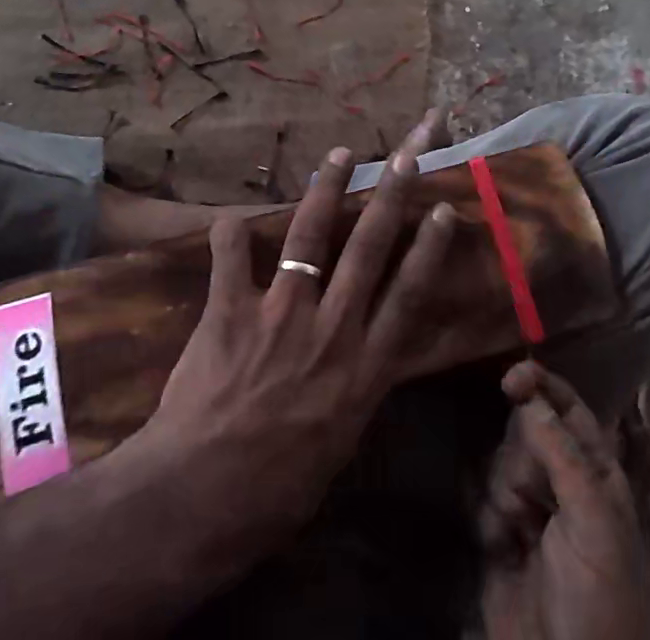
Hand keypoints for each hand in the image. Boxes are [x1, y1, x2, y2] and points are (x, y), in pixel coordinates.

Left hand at [132, 113, 455, 543]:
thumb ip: (351, 394)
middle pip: (369, 251)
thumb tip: (356, 368)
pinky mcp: (229, 312)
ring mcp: (279, 316)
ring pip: (310, 238)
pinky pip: (230, 256)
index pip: (408, 296)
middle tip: (405, 155)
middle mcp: (330, 331)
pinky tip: (232, 216)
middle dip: (390, 197)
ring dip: (326, 190)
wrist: (204, 495)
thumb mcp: (338, 444)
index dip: (429, 249)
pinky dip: (230, 233)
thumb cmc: (276, 489)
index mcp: (363, 370)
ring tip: (340, 154)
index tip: (444, 209)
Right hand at [478, 362, 642, 639]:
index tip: (511, 376)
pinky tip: (502, 549)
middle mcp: (564, 485)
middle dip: (519, 458)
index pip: (572, 412)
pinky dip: (488, 522)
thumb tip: (531, 399)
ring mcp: (531, 510)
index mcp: (599, 478)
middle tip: (527, 498)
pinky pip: (481, 501)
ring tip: (519, 534)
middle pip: (526, 435)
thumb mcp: (592, 524)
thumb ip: (563, 457)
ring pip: (500, 466)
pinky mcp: (500, 534)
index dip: (544, 387)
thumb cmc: (596, 598)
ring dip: (503, 495)